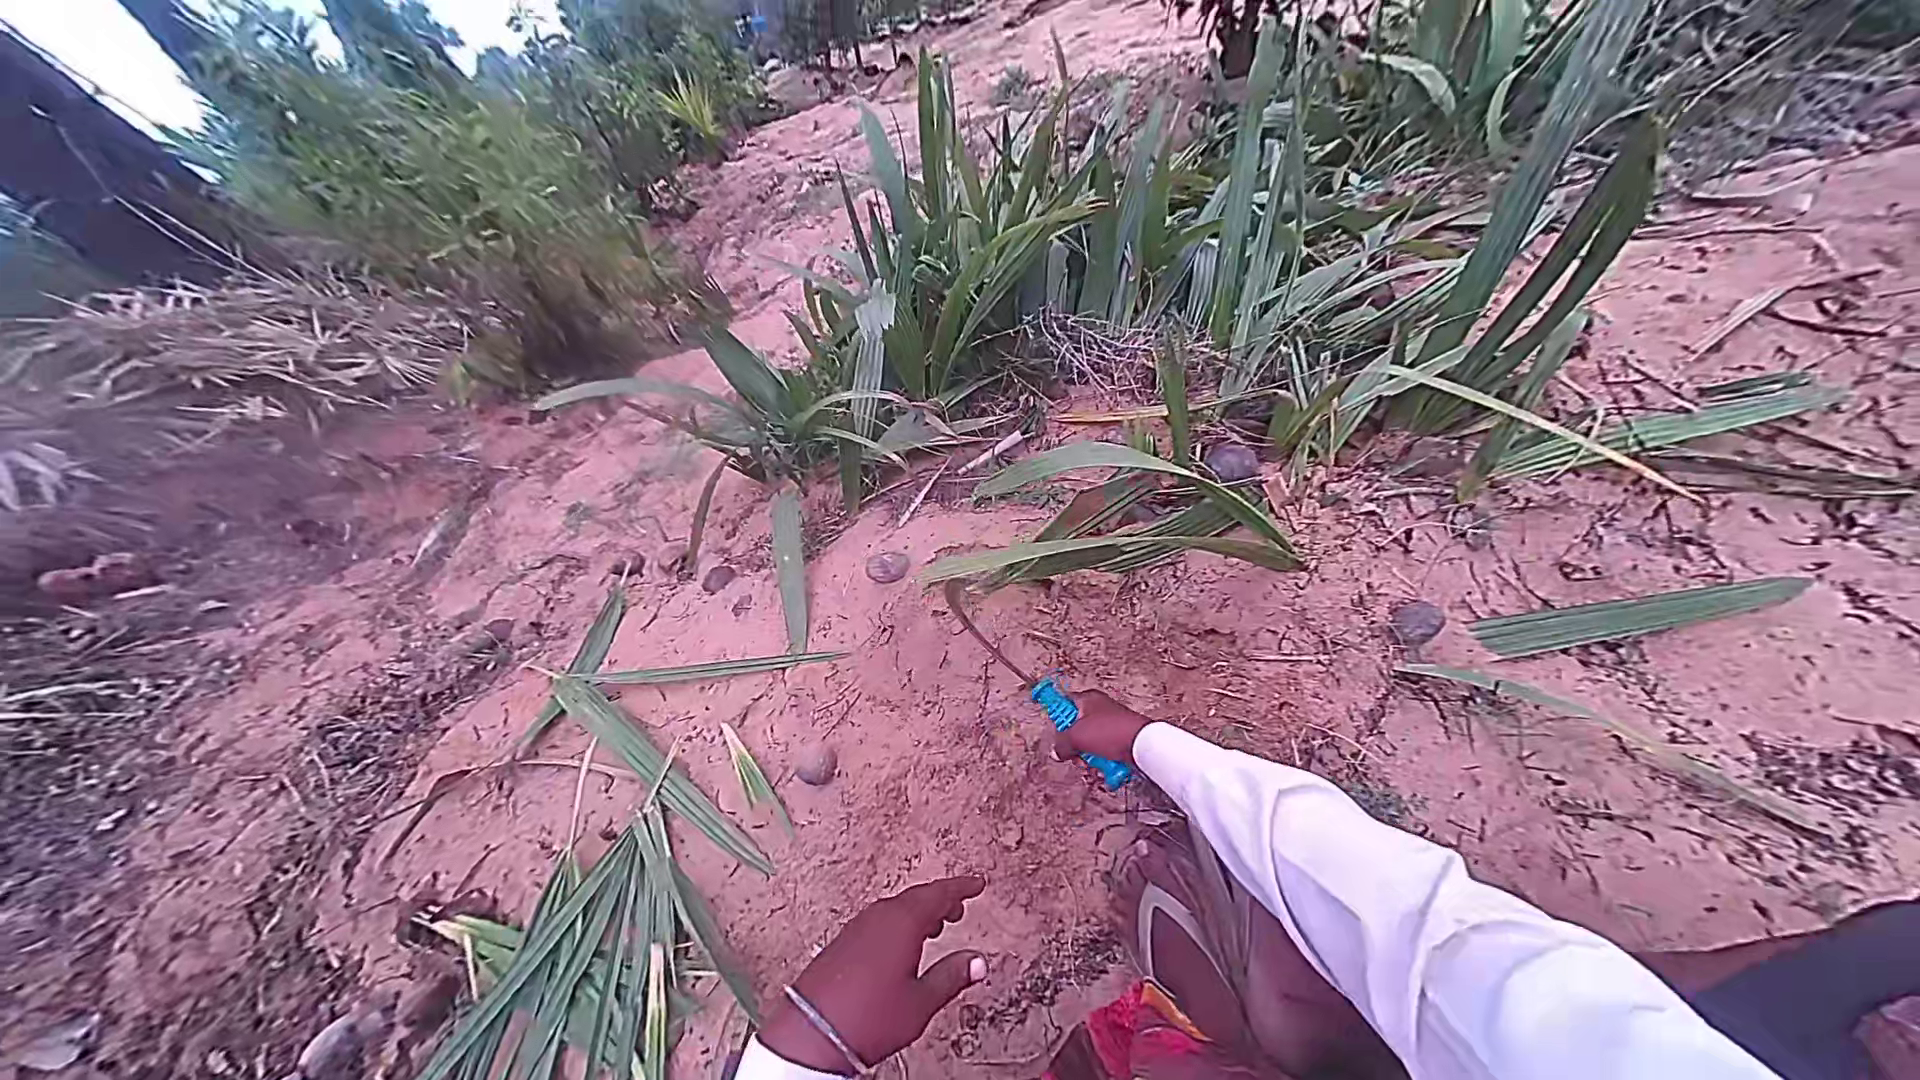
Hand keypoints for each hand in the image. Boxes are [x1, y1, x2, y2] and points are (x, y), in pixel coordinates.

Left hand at [758, 876, 988, 1072]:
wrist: (812, 1032)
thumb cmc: (866, 1017)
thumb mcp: (920, 1002)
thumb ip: (951, 976)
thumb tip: (978, 962)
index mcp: (903, 921)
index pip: (940, 892)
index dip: (962, 886)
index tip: (977, 883)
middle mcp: (881, 915)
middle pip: (919, 897)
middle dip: (942, 899)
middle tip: (960, 904)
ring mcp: (860, 925)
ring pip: (899, 907)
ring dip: (921, 911)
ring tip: (937, 924)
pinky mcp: (846, 938)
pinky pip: (881, 918)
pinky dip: (900, 922)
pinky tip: (903, 942)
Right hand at [1053, 689, 1152, 765]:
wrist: (1143, 746)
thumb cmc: (1113, 732)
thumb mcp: (1077, 737)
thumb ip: (1061, 744)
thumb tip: (1057, 751)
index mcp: (1087, 700)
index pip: (1064, 703)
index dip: (1058, 717)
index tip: (1055, 728)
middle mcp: (1099, 710)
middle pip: (1076, 729)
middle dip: (1075, 747)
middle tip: (1077, 754)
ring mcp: (1110, 726)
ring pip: (1090, 744)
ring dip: (1089, 759)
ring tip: (1094, 764)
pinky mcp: (1120, 740)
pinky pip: (1104, 753)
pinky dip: (1103, 763)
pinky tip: (1105, 769)